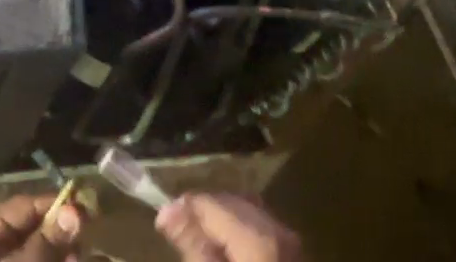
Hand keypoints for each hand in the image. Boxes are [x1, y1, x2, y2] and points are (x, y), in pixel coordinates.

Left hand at [0, 193, 83, 261]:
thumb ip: (44, 243)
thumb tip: (76, 210)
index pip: (26, 205)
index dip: (57, 207)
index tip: (88, 211)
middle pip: (35, 227)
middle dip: (61, 236)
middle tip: (81, 249)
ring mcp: (0, 259)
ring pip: (40, 249)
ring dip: (60, 253)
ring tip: (75, 259)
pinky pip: (35, 260)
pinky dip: (52, 260)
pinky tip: (68, 261)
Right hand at [155, 193, 301, 261]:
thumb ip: (193, 245)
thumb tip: (168, 211)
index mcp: (257, 236)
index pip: (209, 201)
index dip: (182, 209)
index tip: (162, 225)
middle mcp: (277, 228)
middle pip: (229, 202)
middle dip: (202, 215)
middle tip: (178, 238)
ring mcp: (290, 242)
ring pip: (245, 212)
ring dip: (219, 222)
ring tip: (200, 247)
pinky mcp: (293, 254)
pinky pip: (259, 227)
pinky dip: (238, 232)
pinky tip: (226, 253)